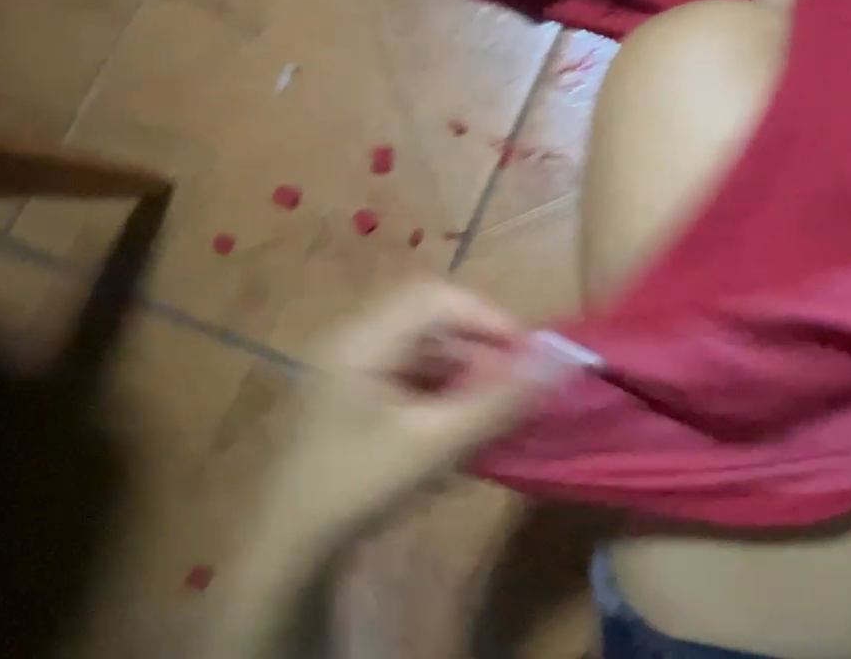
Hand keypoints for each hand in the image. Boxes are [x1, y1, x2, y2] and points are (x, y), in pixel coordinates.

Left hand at [257, 280, 581, 549]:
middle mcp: (352, 340)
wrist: (288, 552)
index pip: (437, 299)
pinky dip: (444, 385)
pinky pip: (410, 369)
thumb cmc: (359, 487)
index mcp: (362, 340)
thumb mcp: (437, 444)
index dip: (488, 317)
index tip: (526, 354)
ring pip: (424, 344)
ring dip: (465, 366)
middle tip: (516, 378)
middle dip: (481, 343)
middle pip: (431, 318)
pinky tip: (461, 419)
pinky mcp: (352, 392)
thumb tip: (561, 363)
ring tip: (494, 403)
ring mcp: (348, 366)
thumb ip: (501, 400)